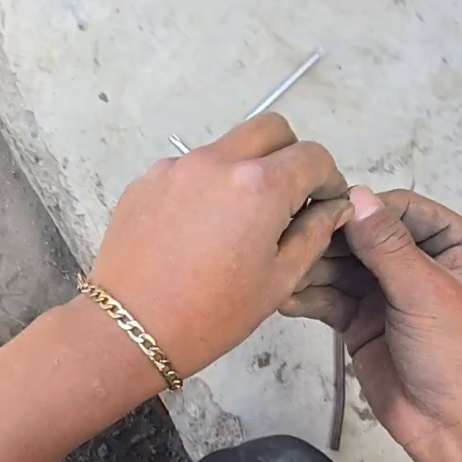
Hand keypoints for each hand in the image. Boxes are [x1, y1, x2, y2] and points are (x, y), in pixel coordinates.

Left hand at [88, 114, 355, 378]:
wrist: (129, 330)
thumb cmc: (209, 316)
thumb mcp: (277, 282)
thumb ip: (313, 235)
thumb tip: (333, 208)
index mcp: (258, 185)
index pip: (312, 156)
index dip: (328, 179)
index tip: (323, 205)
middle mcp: (215, 162)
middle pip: (270, 130)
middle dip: (289, 157)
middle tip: (288, 200)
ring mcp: (174, 168)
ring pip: (225, 147)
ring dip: (244, 170)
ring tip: (238, 221)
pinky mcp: (144, 182)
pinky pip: (188, 169)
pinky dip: (205, 186)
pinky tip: (197, 230)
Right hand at [280, 188, 461, 455]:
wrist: (455, 428)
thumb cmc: (460, 354)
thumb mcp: (426, 292)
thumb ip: (387, 245)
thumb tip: (355, 195)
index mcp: (455, 245)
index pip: (400, 210)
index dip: (361, 209)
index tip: (319, 211)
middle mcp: (421, 263)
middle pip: (365, 238)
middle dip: (330, 243)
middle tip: (290, 243)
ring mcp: (389, 294)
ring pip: (343, 269)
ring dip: (314, 271)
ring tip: (282, 275)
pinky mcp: (363, 322)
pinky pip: (332, 301)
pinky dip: (310, 299)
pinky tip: (285, 300)